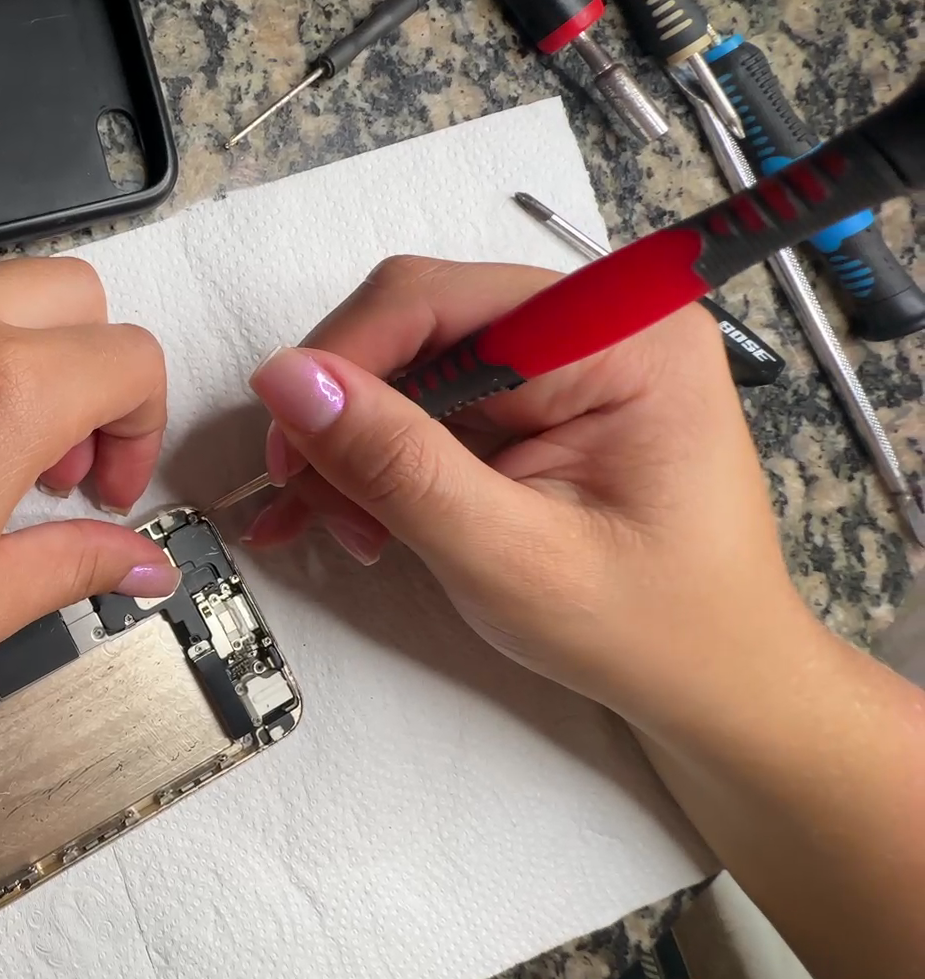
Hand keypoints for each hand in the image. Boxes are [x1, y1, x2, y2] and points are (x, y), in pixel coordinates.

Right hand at [240, 256, 810, 726]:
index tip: (291, 457)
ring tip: (349, 531)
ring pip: (382, 374)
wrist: (699, 677)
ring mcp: (536, 365)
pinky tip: (338, 518)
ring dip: (340, 453)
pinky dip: (355, 464)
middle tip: (318, 504)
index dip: (337, 364)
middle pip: (396, 331)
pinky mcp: (506, 404)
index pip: (428, 301)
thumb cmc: (638, 626)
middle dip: (338, 420)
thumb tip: (280, 378)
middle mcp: (573, 327)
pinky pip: (396, 411)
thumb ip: (393, 462)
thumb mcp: (505, 554)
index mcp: (613, 338)